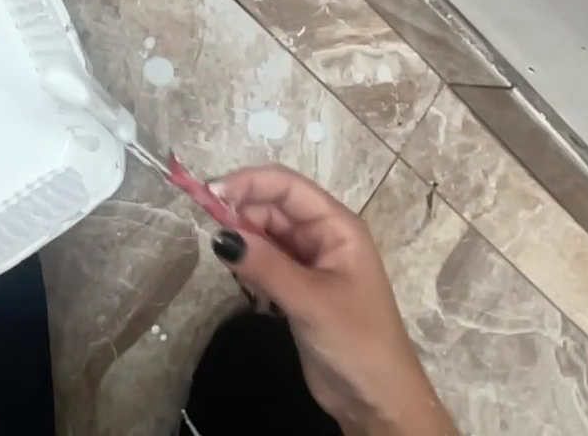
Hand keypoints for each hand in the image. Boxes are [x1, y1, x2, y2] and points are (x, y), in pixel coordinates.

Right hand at [212, 166, 455, 435]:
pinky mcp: (296, 285)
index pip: (287, 186)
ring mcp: (308, 260)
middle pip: (272, 206)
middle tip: (209, 230)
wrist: (379, 404)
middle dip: (240, 212)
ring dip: (243, 239)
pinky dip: (248, 263)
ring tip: (227, 260)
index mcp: (337, 225)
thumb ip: (265, 265)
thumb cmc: (357, 342)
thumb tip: (220, 235)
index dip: (249, 182)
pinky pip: (264, 259)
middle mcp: (322, 235)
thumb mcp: (310, 300)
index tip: (211, 192)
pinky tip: (241, 280)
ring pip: (265, 232)